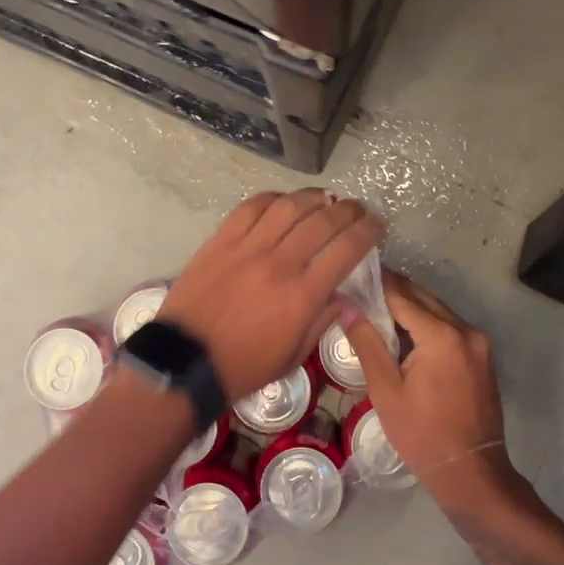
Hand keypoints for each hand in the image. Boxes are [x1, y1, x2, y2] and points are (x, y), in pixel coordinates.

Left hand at [159, 189, 385, 398]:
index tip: (378, 225)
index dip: (368, 232)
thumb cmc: (243, 366)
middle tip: (357, 209)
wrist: (186, 363)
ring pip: (289, 207)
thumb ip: (321, 321)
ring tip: (325, 198)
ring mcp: (248, 248)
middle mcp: (280, 263)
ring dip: (313, 197)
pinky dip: (273, 199)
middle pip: (323, 221)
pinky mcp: (221, 241)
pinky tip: (283, 202)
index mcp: (303, 295)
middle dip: (347, 210)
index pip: (347, 250)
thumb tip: (344, 297)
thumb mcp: (293, 357)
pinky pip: (250, 208)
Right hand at [343, 269, 517, 507]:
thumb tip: (346, 306)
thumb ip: (367, 343)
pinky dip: (428, 323)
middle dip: (394, 291)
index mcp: (441, 335)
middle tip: (361, 289)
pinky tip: (405, 333)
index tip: (354, 273)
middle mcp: (465, 329)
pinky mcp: (483, 355)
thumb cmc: (422, 434)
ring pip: (438, 310)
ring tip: (377, 309)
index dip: (377, 284)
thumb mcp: (385, 389)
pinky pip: (451, 327)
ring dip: (411, 307)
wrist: (471, 470)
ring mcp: (479, 342)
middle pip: (423, 297)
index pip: (402, 296)